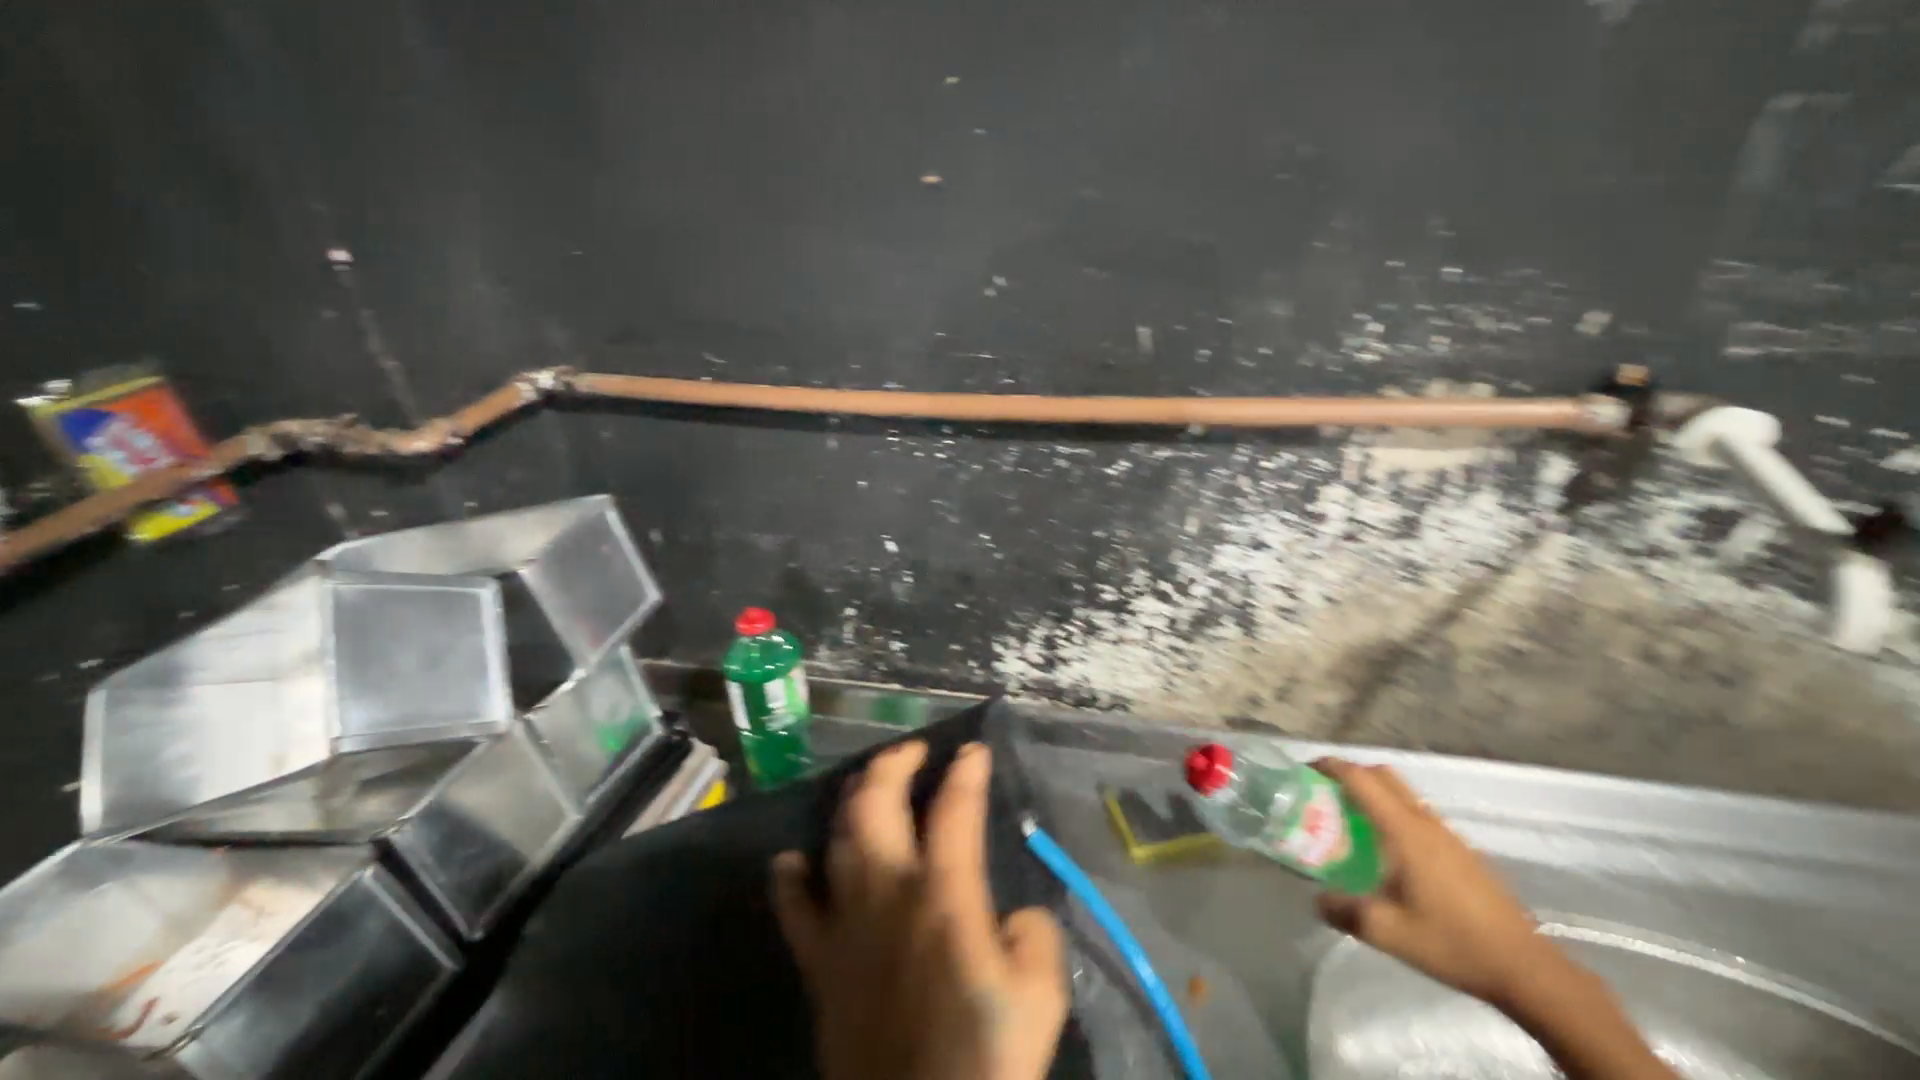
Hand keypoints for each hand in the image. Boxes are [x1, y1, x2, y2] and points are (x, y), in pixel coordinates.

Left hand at [771, 741, 1069, 1079]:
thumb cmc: (986, 1055)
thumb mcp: (1041, 996)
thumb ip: (1034, 937)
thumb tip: (1012, 919)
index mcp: (946, 895)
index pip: (955, 811)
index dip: (966, 773)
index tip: (972, 750)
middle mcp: (889, 893)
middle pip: (877, 805)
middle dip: (892, 764)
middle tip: (912, 751)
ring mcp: (845, 924)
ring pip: (836, 840)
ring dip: (850, 803)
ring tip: (866, 787)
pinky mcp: (818, 961)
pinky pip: (793, 907)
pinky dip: (790, 877)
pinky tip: (792, 860)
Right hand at [1313, 758, 1570, 1007]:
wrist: (1522, 967)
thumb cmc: (1451, 943)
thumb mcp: (1385, 931)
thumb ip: (1343, 910)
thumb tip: (1318, 898)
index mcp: (1405, 832)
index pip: (1362, 780)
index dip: (1331, 767)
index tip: (1305, 770)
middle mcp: (1427, 824)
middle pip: (1384, 776)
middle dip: (1351, 775)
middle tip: (1324, 795)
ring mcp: (1448, 836)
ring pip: (1403, 796)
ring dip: (1373, 796)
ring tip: (1348, 824)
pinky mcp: (1462, 853)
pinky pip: (1417, 817)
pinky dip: (1391, 817)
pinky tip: (1384, 854)